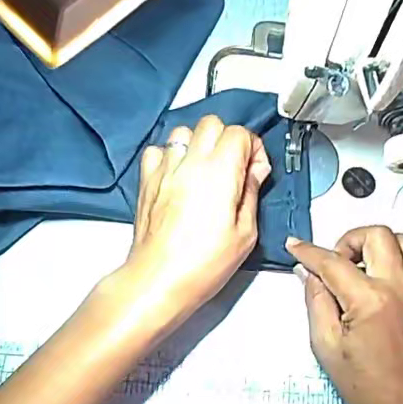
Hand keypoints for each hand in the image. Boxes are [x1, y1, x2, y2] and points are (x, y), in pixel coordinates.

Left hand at [107, 115, 270, 331]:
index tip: (254, 169)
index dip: (252, 148)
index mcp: (219, 172)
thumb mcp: (245, 233)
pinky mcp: (147, 182)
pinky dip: (169, 157)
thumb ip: (252, 192)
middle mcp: (190, 164)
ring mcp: (164, 171)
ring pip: (182, 133)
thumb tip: (256, 170)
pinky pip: (156, 151)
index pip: (240, 133)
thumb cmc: (199, 265)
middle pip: (211, 124)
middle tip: (233, 167)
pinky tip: (178, 177)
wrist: (159, 279)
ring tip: (205, 170)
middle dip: (226, 139)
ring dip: (197, 145)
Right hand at [288, 227, 402, 403]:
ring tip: (368, 263)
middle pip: (377, 235)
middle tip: (337, 261)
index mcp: (368, 300)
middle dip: (350, 240)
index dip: (308, 251)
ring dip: (386, 245)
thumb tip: (308, 273)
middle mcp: (399, 289)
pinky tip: (399, 275)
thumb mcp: (324, 344)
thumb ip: (315, 301)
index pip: (332, 262)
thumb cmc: (362, 384)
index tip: (296, 247)